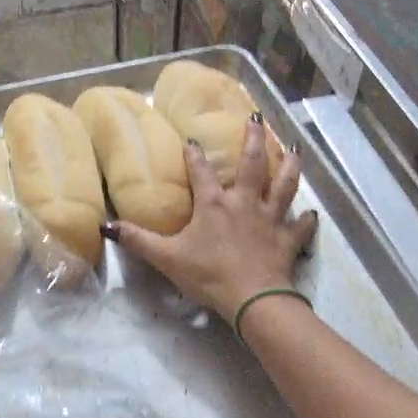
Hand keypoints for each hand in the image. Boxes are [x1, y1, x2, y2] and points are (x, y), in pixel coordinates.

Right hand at [108, 117, 318, 327]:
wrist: (253, 299)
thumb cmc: (209, 274)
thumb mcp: (167, 258)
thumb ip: (138, 240)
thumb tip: (107, 226)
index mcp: (213, 204)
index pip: (201, 172)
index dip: (194, 155)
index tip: (192, 140)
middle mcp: (244, 203)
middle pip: (252, 164)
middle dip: (253, 139)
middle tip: (256, 118)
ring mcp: (270, 220)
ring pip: (284, 185)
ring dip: (289, 165)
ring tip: (293, 148)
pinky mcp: (288, 240)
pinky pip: (300, 226)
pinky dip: (306, 219)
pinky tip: (311, 213)